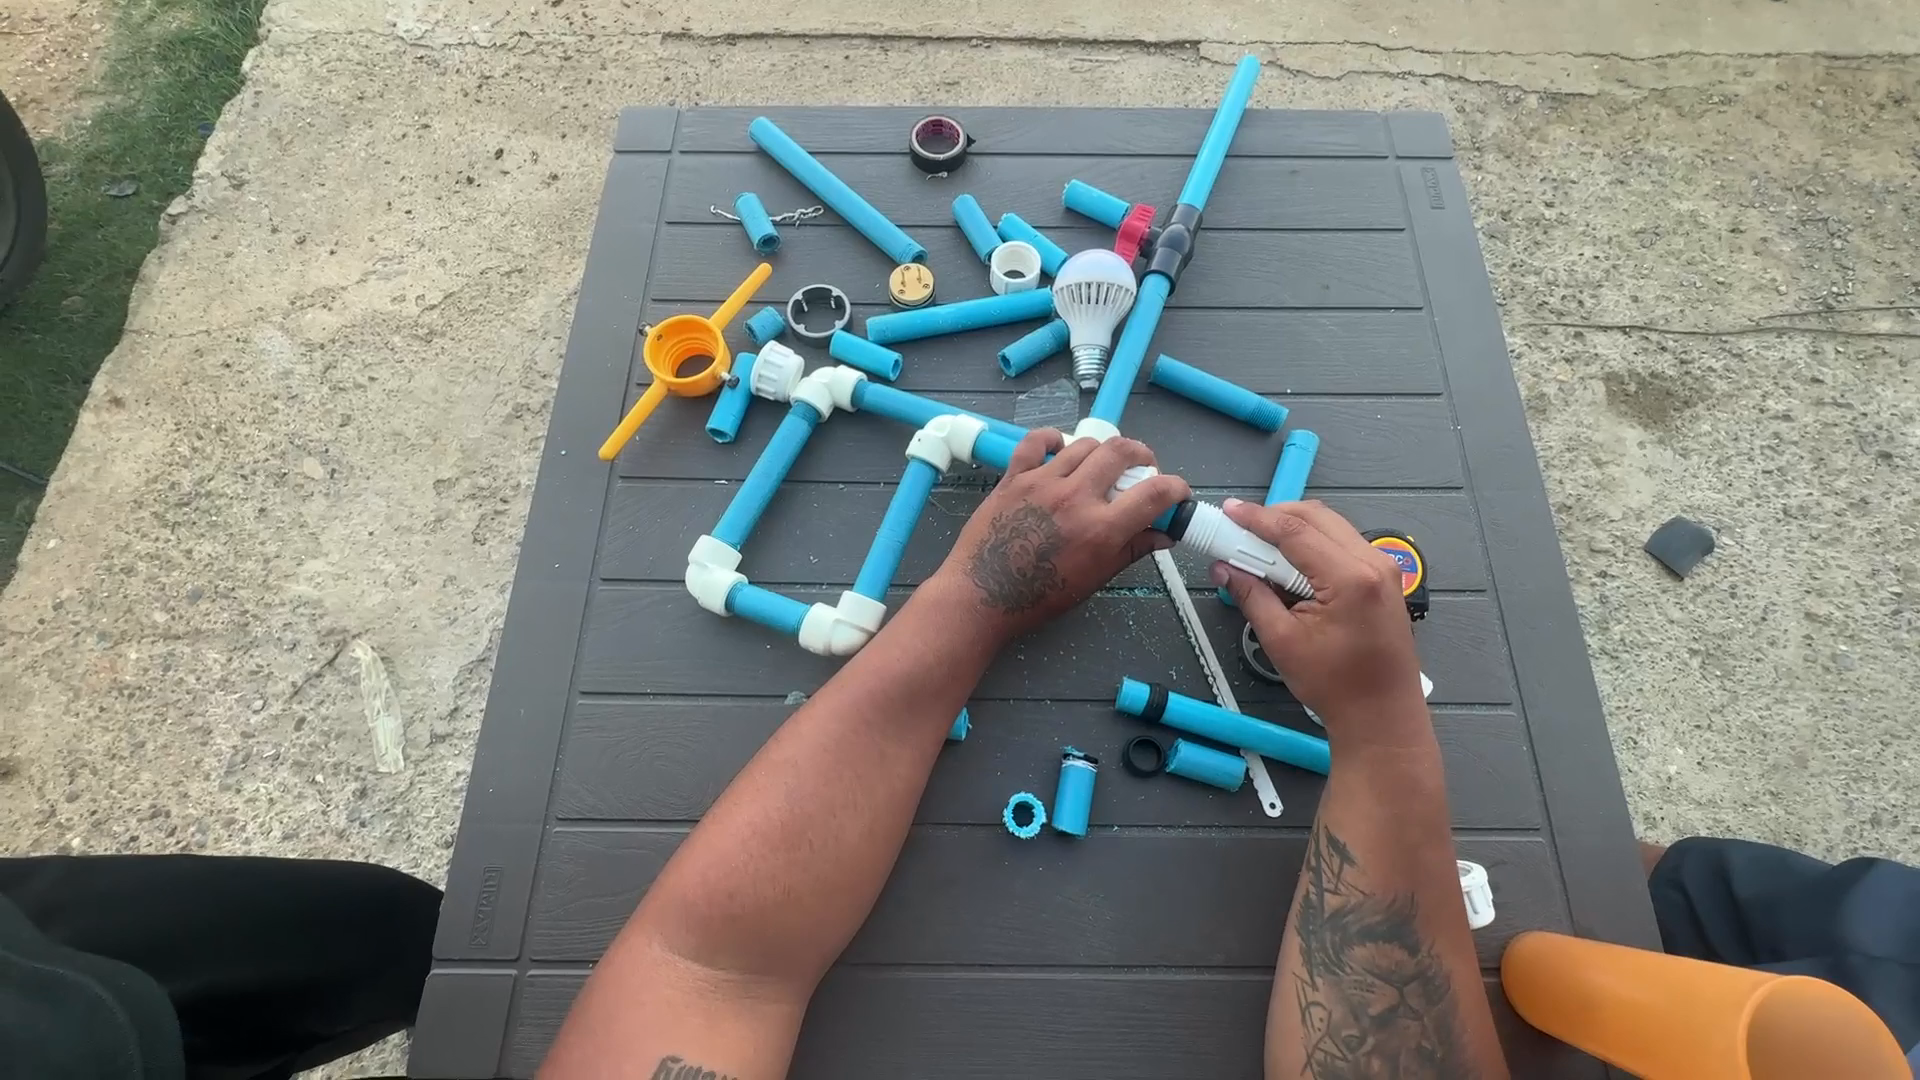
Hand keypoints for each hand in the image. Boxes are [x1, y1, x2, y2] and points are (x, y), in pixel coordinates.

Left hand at [930, 429, 1189, 641]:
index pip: (1155, 492)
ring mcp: (1042, 482)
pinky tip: (1059, 448)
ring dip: (1102, 451)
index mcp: (1101, 529)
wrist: (980, 596)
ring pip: (1084, 444)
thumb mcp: (1093, 580)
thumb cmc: (1038, 597)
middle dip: (1143, 455)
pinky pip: (1036, 441)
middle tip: (1143, 467)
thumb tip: (1163, 536)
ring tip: (1101, 466)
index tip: (1177, 492)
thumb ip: (1130, 550)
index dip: (1176, 487)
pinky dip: (1053, 439)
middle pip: (1122, 452)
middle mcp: (1075, 497)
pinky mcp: (1013, 478)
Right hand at [1211, 500, 1426, 741]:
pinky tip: (1288, 563)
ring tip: (1259, 547)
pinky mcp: (1383, 579)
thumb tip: (1224, 568)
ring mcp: (1384, 569)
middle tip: (1239, 529)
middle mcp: (1373, 564)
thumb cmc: (1334, 684)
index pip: (1295, 531)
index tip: (1229, 510)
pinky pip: (1342, 543)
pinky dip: (1311, 543)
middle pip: (1316, 517)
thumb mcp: (1281, 640)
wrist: (1382, 715)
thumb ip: (1251, 596)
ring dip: (1293, 529)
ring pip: (1331, 526)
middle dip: (1274, 516)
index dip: (1256, 517)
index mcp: (1350, 579)